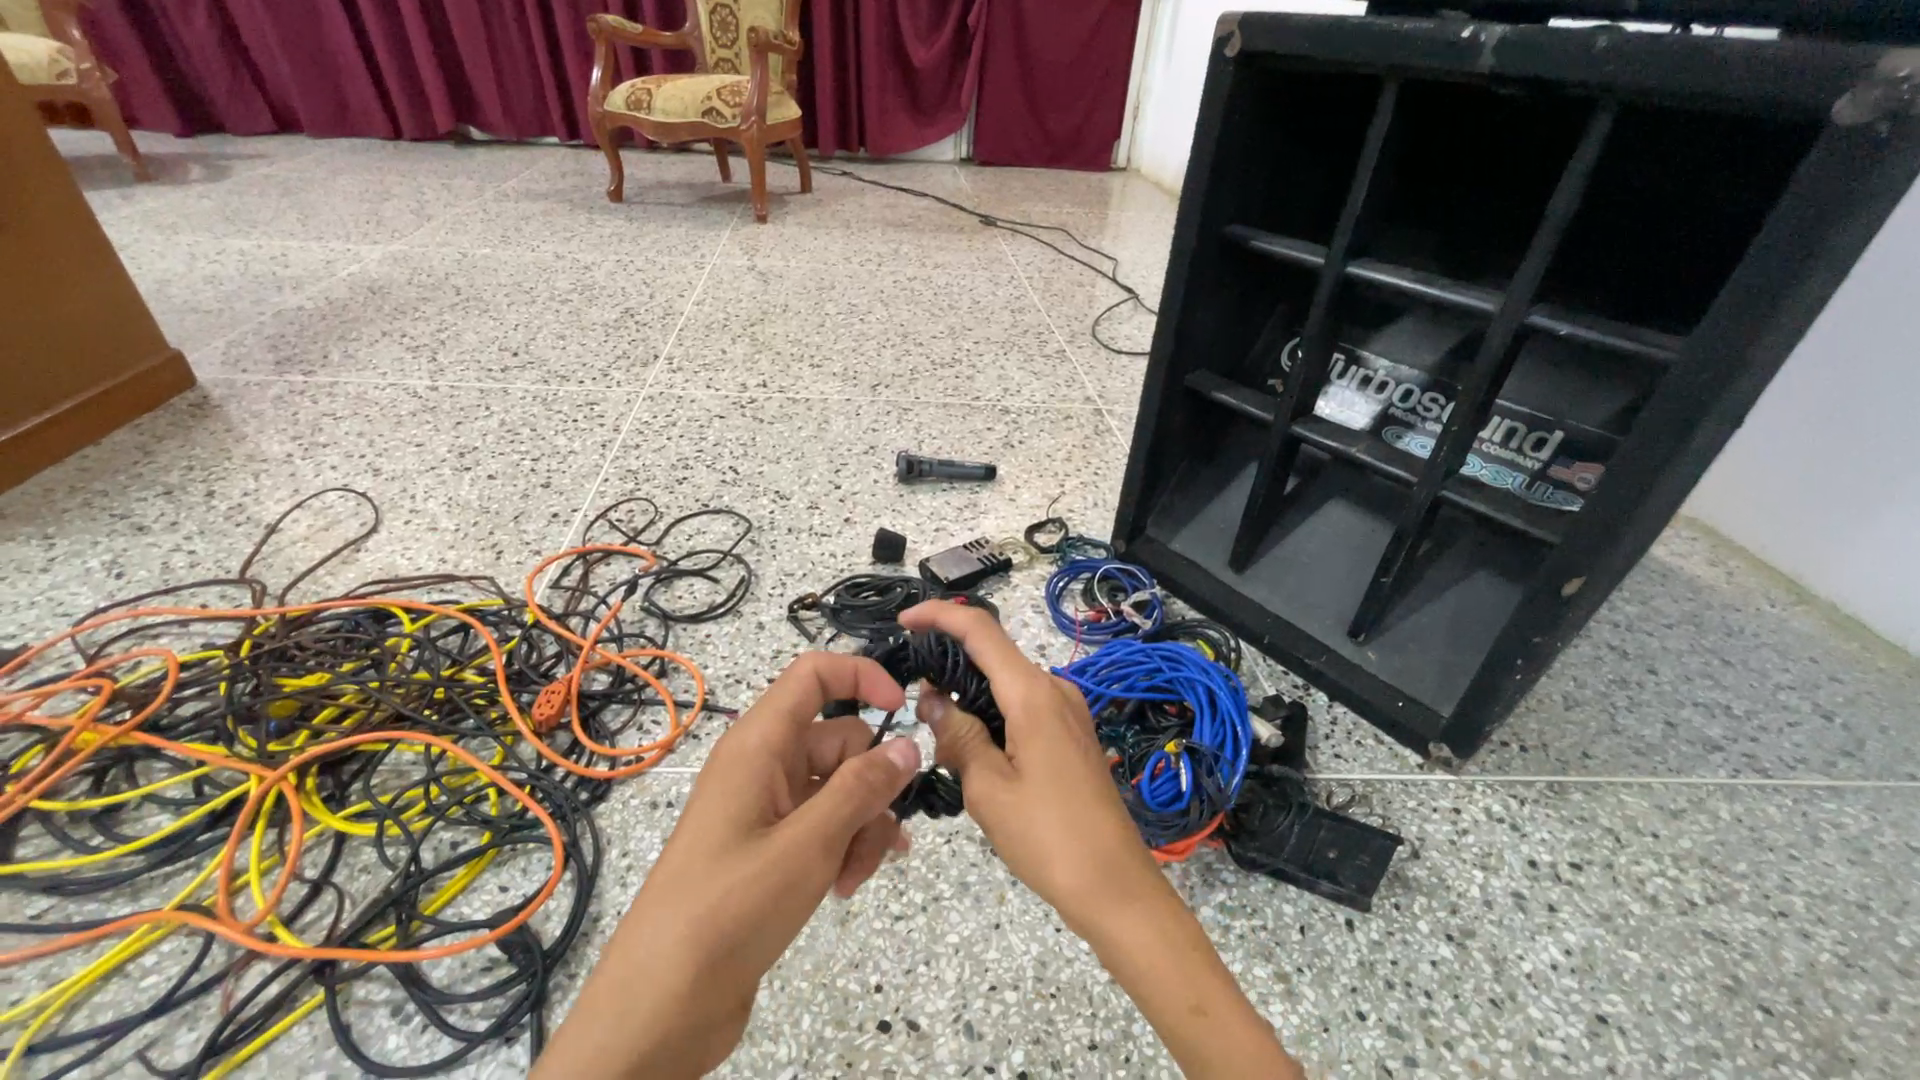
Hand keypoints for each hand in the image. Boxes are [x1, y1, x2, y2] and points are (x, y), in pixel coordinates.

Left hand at [534, 653, 920, 1079]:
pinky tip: (846, 887)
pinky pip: (825, 826)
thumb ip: (863, 788)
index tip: (904, 710)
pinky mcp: (770, 848)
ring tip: (852, 878)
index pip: (814, 675)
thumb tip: (907, 743)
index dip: (862, 678)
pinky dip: (844, 848)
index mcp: (760, 743)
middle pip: (841, 741)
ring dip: (861, 827)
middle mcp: (764, 766)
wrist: (665, 998)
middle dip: (871, 785)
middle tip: (876, 835)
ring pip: (840, 790)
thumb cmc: (732, 905)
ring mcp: (766, 809)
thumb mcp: (809, 842)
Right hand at [897, 600, 1170, 936]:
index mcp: (1033, 693)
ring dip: (971, 701)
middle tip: (915, 708)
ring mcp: (1069, 712)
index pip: (980, 630)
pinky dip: (994, 719)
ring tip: (943, 744)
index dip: (940, 615)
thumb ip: (958, 735)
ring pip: (1007, 687)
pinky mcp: (1073, 736)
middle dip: (951, 670)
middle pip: (993, 656)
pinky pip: (1024, 709)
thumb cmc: (1047, 837)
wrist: (1114, 885)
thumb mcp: (987, 788)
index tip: (903, 621)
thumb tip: (933, 699)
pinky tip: (977, 757)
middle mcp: (1055, 690)